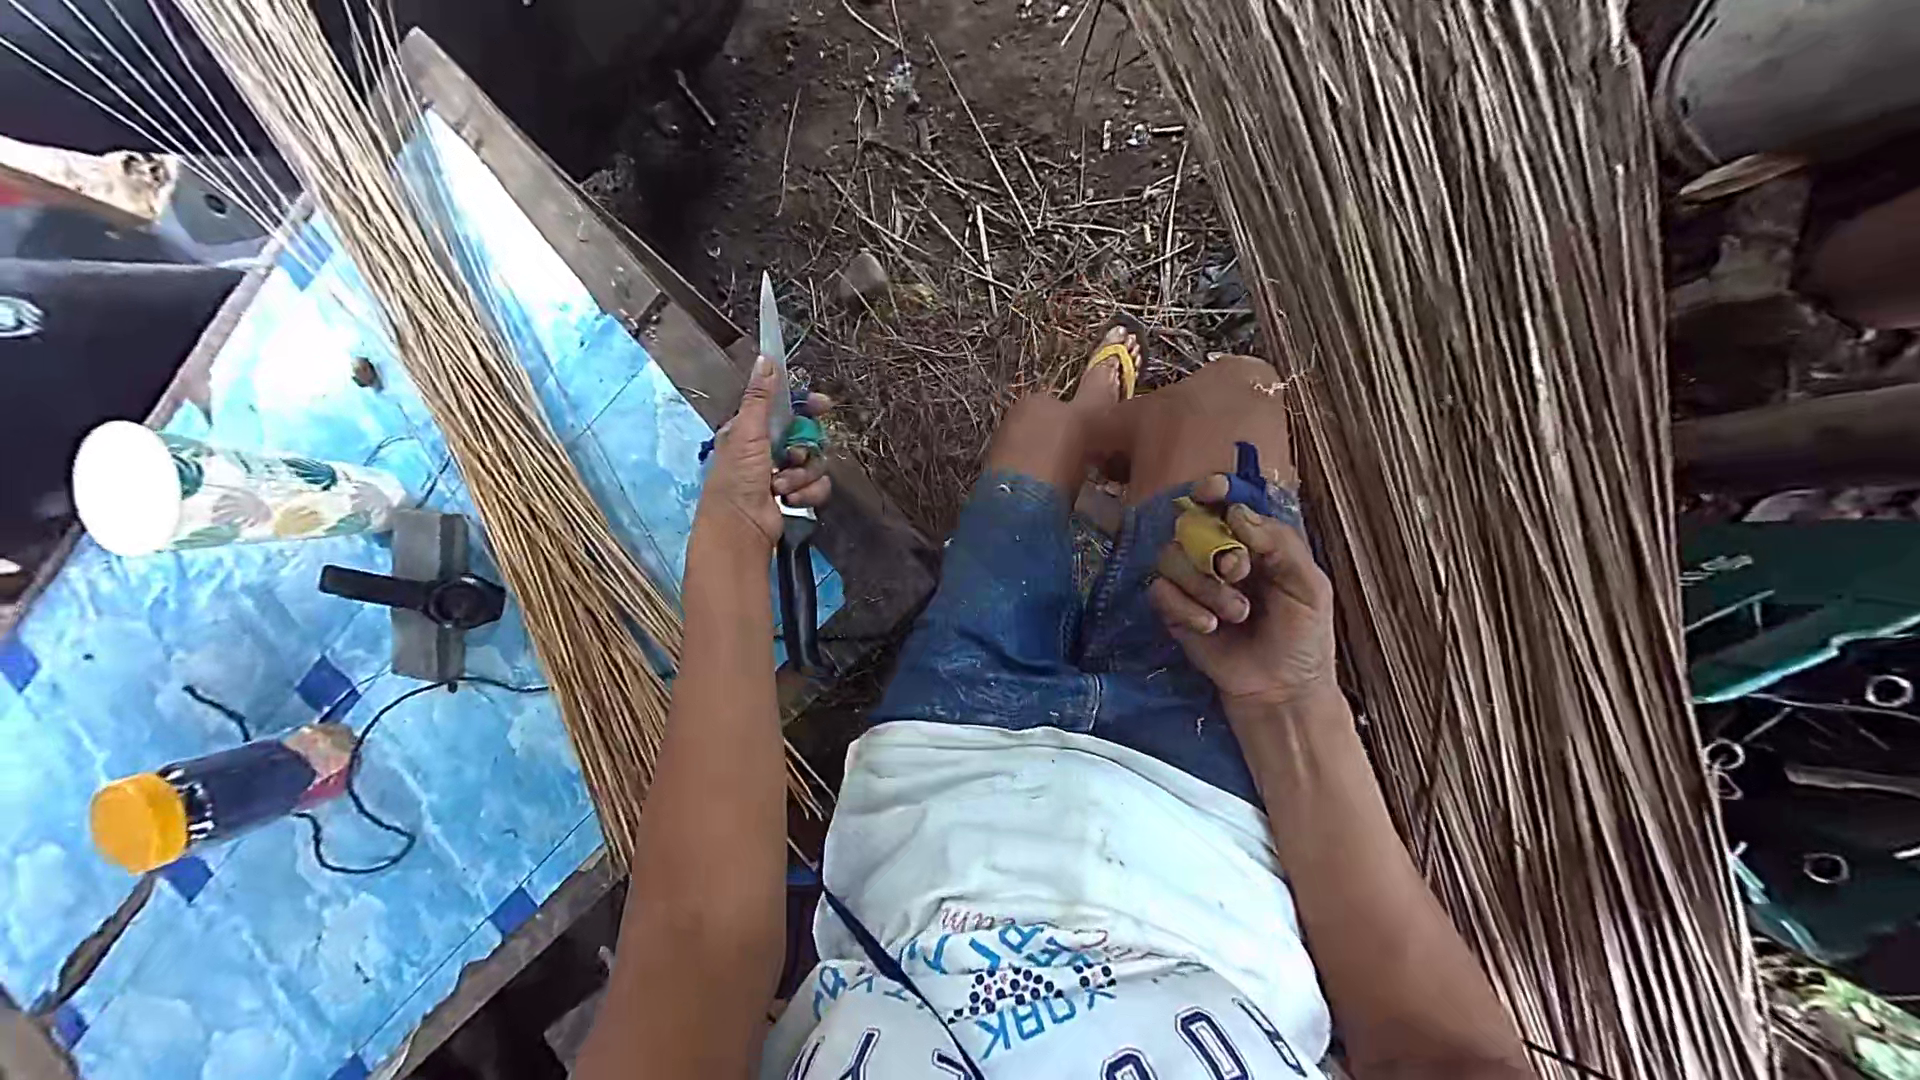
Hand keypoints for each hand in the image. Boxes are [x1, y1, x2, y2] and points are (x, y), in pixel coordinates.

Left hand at [693, 355, 832, 550]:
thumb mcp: (746, 432)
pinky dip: (808, 493)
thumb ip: (760, 398)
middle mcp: (769, 449)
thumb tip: (766, 360)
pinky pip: (819, 486)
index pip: (787, 408)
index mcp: (753, 430)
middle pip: (807, 436)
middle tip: (791, 458)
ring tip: (781, 485)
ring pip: (815, 462)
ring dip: (802, 475)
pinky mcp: (796, 494)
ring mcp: (784, 473)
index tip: (823, 406)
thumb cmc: (738, 478)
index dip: (807, 405)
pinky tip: (790, 499)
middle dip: (804, 450)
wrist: (741, 527)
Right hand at [1148, 474, 1336, 709]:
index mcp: (1252, 541)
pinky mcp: (1173, 609)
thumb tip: (1236, 512)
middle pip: (1190, 527)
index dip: (1213, 490)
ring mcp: (1192, 582)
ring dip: (1204, 586)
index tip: (1207, 492)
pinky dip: (1184, 607)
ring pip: (1171, 558)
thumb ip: (1279, 544)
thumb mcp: (1308, 586)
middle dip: (1213, 548)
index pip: (1225, 503)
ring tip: (1235, 614)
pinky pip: (1160, 592)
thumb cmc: (1302, 635)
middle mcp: (1216, 554)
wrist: (1280, 687)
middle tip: (1239, 572)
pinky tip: (1208, 626)